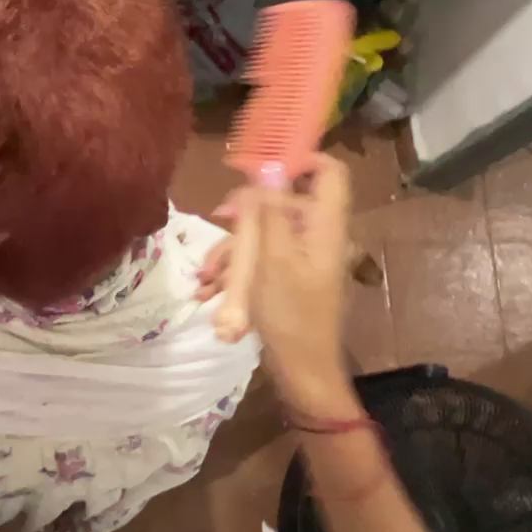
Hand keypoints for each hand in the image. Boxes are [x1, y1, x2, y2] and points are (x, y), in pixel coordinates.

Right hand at [197, 154, 357, 415]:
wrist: (301, 370)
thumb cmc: (290, 314)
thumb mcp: (273, 259)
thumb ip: (271, 210)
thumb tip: (268, 166)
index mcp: (324, 225)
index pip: (327, 172)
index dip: (297, 160)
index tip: (256, 168)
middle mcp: (317, 236)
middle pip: (281, 205)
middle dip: (244, 219)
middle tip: (216, 228)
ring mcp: (303, 260)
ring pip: (264, 237)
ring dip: (231, 253)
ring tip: (204, 279)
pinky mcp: (288, 281)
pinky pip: (261, 264)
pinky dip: (236, 274)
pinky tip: (210, 293)